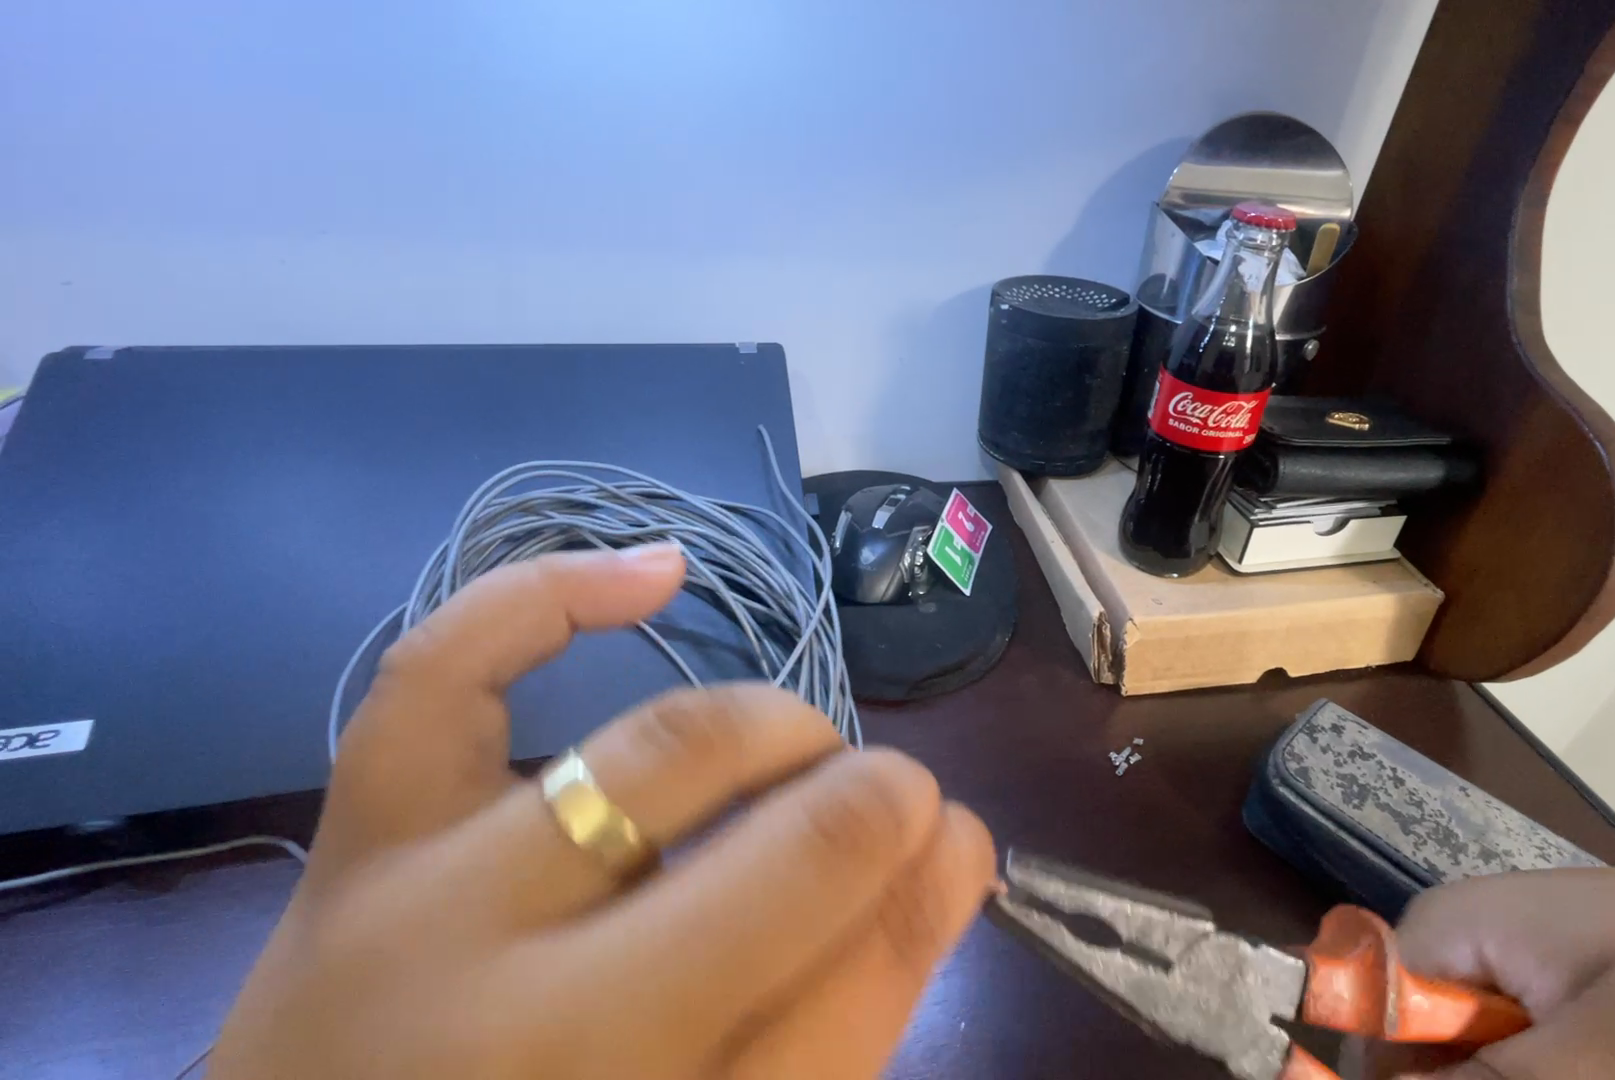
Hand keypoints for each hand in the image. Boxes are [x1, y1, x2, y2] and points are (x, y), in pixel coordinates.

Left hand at [208, 546, 997, 1078]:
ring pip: (658, 754)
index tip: (962, 844)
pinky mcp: (355, 845)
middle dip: (883, 802)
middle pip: (781, 861)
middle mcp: (534, 1037)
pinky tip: (660, 571)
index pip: (853, 994)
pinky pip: (445, 678)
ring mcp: (423, 919)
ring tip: (809, 742)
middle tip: (906, 791)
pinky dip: (553, 599)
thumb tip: (946, 852)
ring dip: (778, 726)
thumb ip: (845, 1011)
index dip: (931, 895)